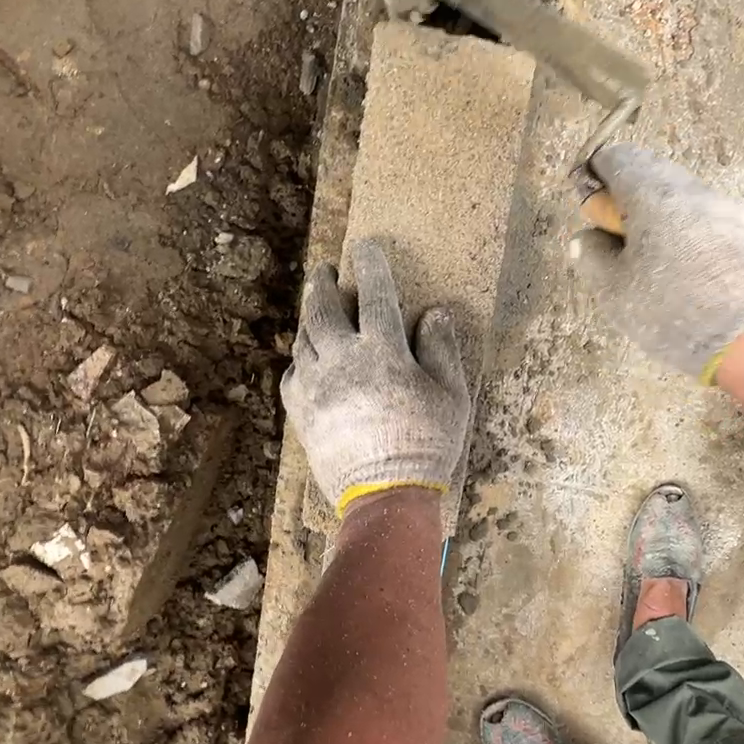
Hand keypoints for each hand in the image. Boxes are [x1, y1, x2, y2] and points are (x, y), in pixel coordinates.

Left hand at [284, 240, 471, 519]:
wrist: (385, 496)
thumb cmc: (427, 444)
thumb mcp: (451, 395)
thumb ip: (441, 349)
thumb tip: (434, 312)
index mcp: (383, 354)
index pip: (376, 296)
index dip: (372, 267)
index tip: (365, 246)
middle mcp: (343, 362)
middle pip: (324, 310)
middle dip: (323, 284)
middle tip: (324, 271)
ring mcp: (316, 387)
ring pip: (304, 339)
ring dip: (309, 317)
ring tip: (316, 308)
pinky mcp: (301, 412)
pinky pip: (292, 374)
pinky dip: (300, 359)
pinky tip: (308, 359)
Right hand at [568, 144, 743, 381]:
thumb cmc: (672, 311)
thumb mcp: (614, 290)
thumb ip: (591, 255)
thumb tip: (586, 238)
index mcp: (655, 194)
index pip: (618, 157)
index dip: (595, 175)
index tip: (589, 209)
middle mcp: (693, 190)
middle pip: (651, 172)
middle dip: (626, 198)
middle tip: (615, 239)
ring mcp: (725, 210)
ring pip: (679, 196)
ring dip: (656, 215)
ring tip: (648, 260)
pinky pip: (703, 218)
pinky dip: (683, 231)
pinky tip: (681, 271)